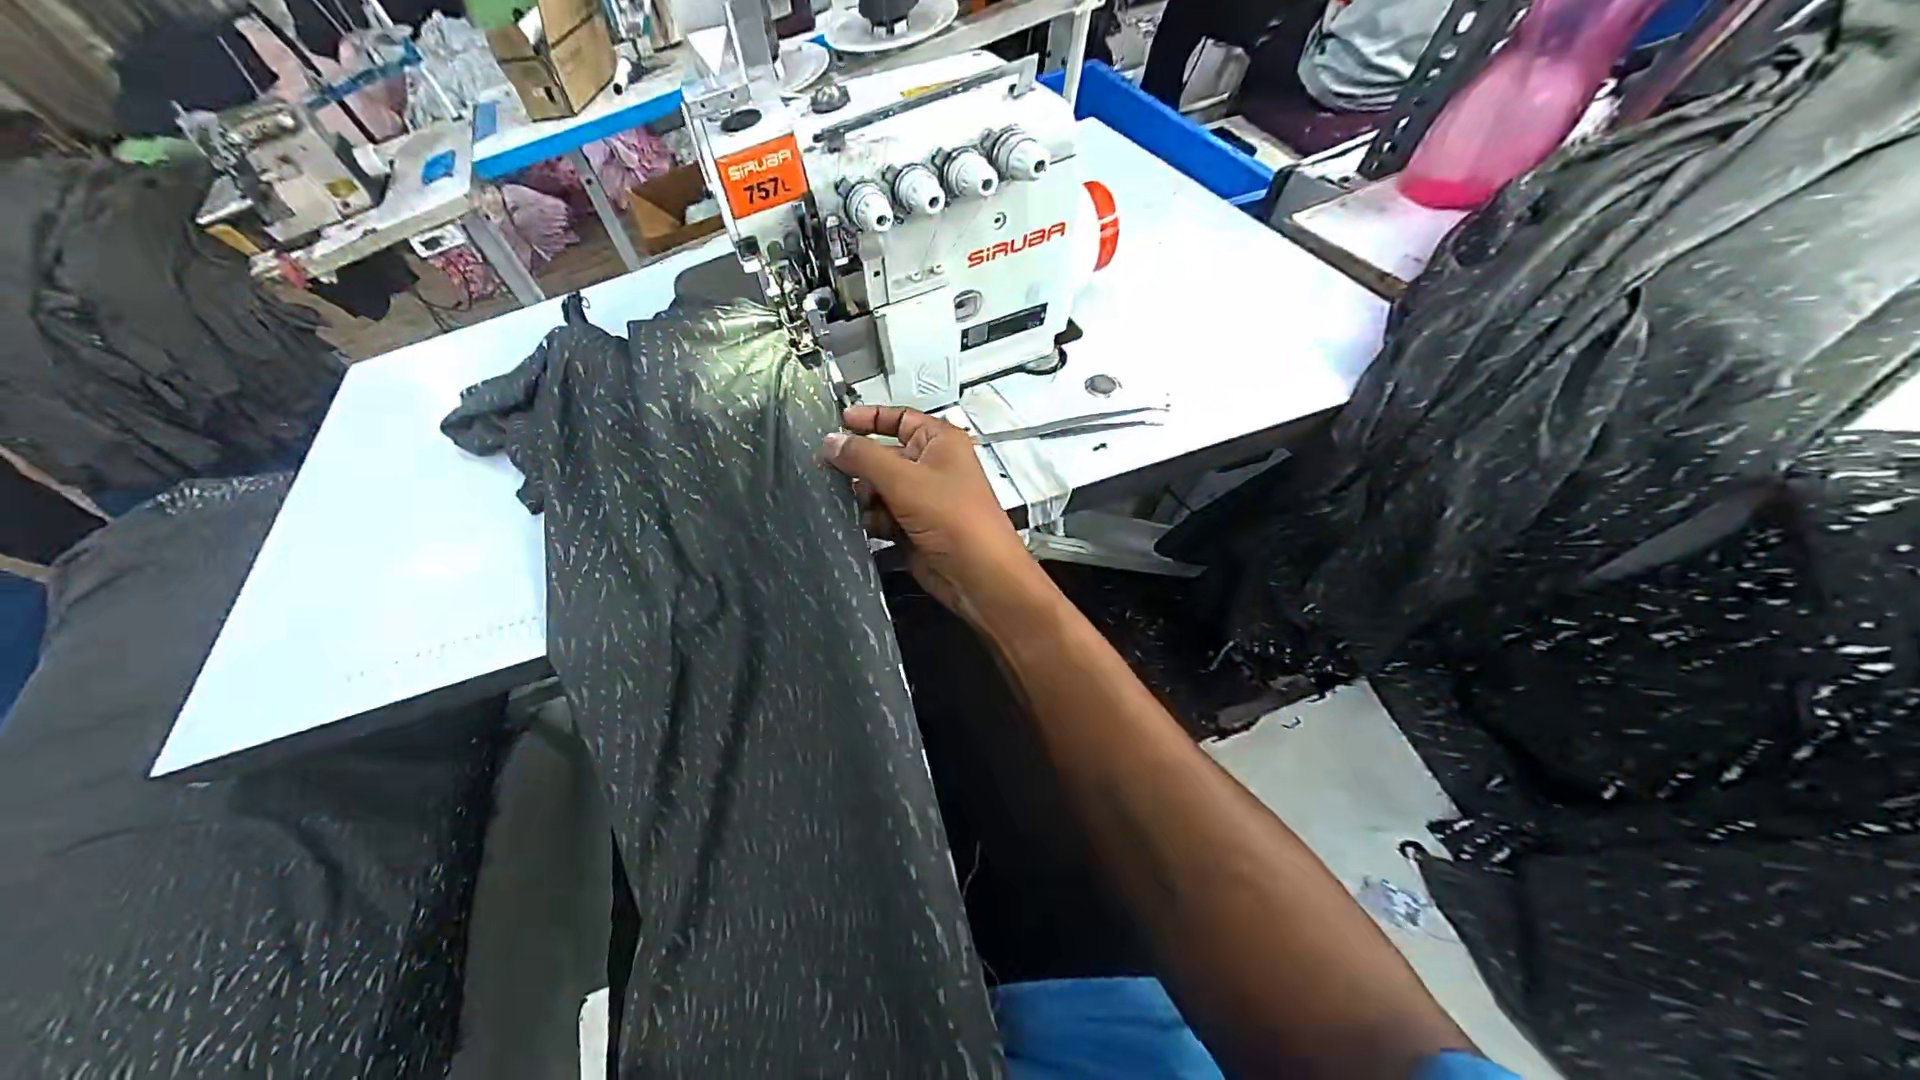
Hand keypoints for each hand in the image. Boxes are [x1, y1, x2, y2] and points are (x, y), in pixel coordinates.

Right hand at [822, 404, 1054, 626]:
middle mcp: (932, 467)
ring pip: (878, 489)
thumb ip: (863, 457)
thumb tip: (833, 441)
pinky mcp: (914, 527)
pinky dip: (872, 520)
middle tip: (833, 470)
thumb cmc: (959, 521)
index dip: (870, 418)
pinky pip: (882, 516)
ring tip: (858, 505)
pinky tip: (869, 526)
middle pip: (883, 456)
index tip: (840, 422)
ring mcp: (923, 499)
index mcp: (940, 442)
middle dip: (861, 466)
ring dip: (864, 497)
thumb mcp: (904, 480)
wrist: (977, 575)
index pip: (900, 417)